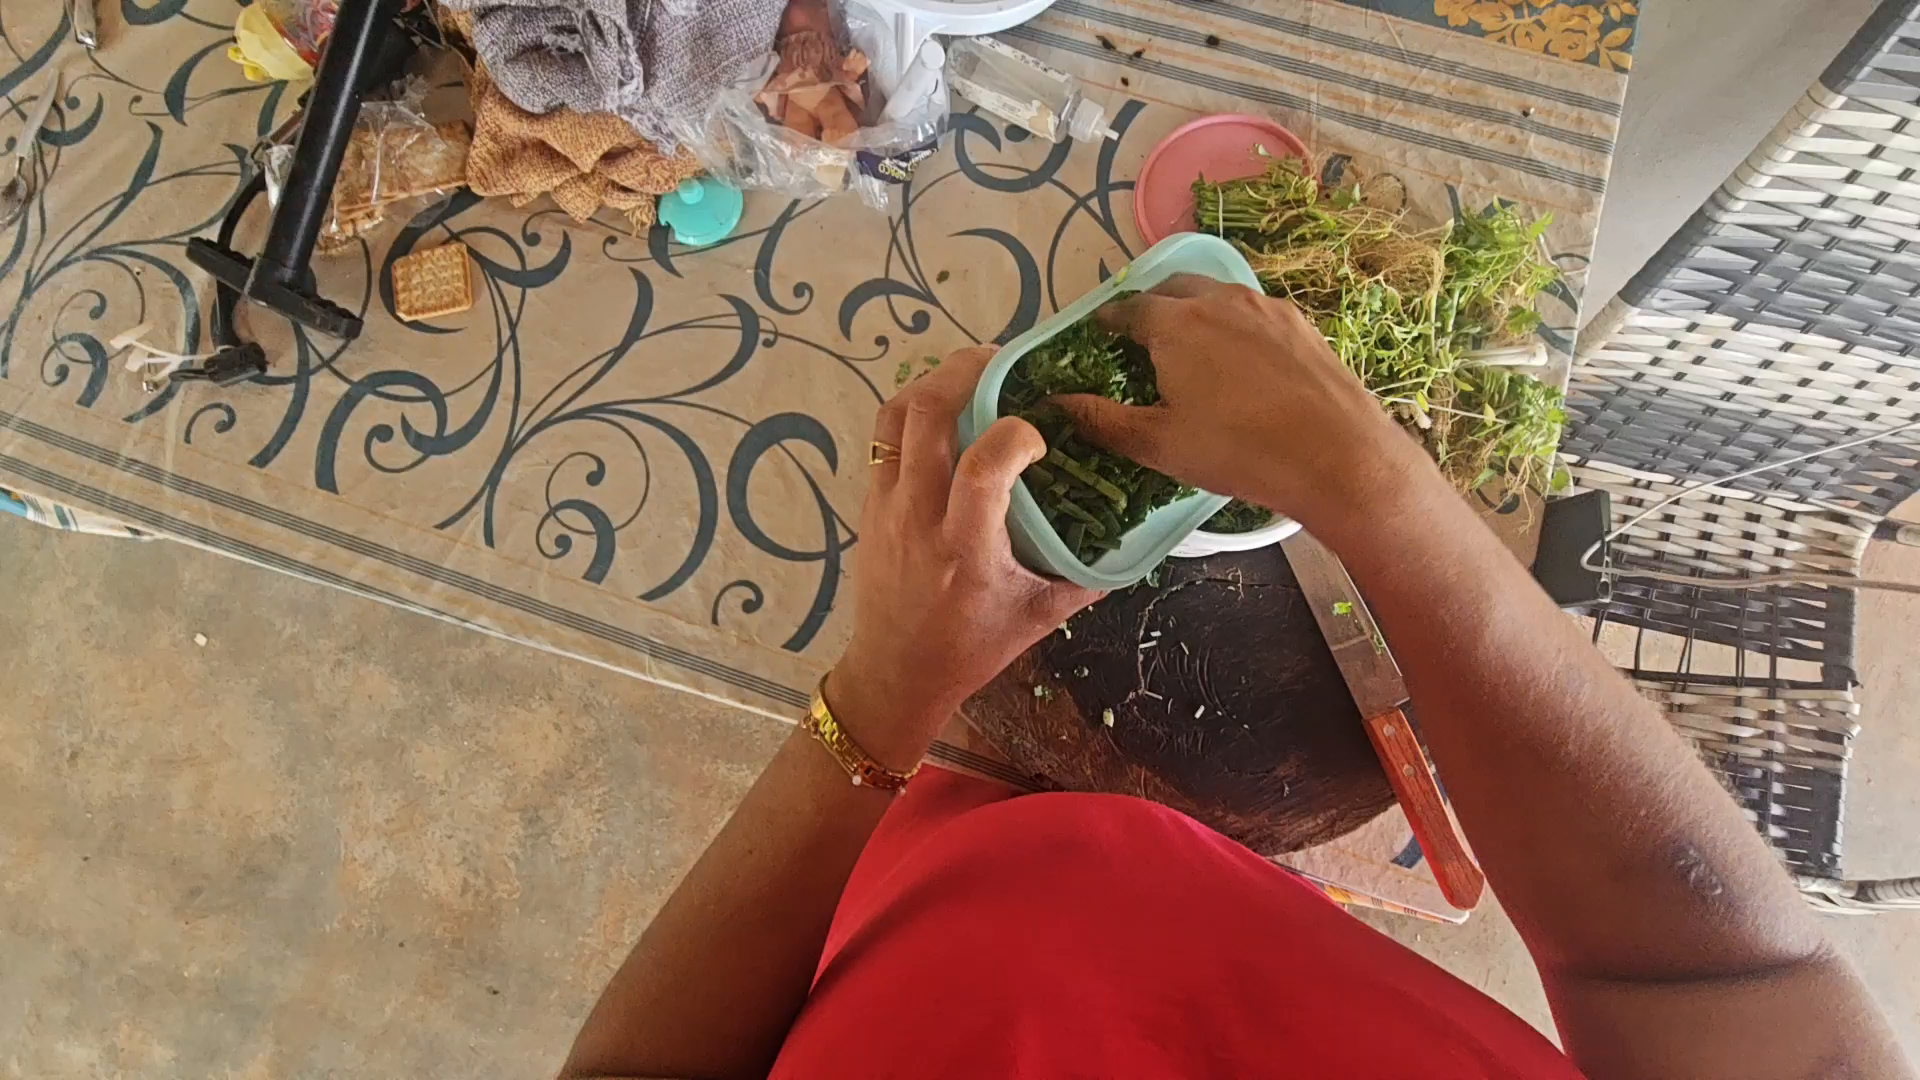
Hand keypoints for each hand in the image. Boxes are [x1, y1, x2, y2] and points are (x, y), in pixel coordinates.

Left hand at [827, 346, 1103, 770]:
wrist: (894, 673)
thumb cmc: (970, 649)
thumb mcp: (1039, 617)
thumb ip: (1086, 576)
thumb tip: (1132, 538)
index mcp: (967, 550)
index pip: (983, 468)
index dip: (1016, 434)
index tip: (1038, 436)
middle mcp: (919, 518)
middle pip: (926, 416)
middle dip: (966, 372)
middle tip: (1003, 362)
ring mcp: (886, 506)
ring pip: (896, 416)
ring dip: (933, 382)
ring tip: (971, 374)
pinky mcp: (869, 504)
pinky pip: (884, 437)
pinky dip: (914, 410)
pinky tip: (945, 413)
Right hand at [1051, 274, 1430, 535]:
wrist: (1338, 456)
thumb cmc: (1235, 449)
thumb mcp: (1155, 442)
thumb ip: (1099, 418)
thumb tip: (1052, 402)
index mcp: (1175, 324)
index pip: (1127, 309)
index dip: (1106, 322)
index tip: (1097, 335)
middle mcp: (1219, 300)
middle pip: (1172, 288)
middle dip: (1149, 306)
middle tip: (1139, 338)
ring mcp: (1266, 308)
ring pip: (1216, 295)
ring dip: (1192, 310)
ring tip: (1187, 346)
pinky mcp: (1300, 325)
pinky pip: (1252, 312)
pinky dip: (1230, 324)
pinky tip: (1238, 361)